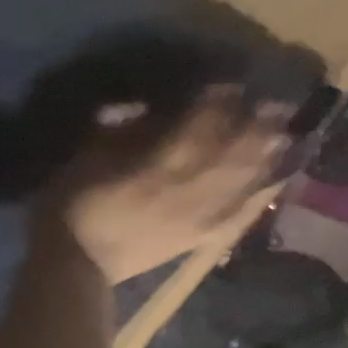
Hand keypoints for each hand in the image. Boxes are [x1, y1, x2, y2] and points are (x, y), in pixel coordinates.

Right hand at [39, 86, 291, 281]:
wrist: (76, 264)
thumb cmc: (68, 208)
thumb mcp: (77, 164)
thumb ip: (107, 136)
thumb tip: (132, 108)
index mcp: (156, 166)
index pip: (197, 125)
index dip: (214, 103)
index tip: (224, 84)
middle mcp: (192, 186)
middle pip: (234, 148)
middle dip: (253, 124)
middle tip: (268, 104)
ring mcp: (204, 212)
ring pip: (246, 177)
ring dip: (266, 153)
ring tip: (279, 133)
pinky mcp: (207, 234)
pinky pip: (245, 210)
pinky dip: (263, 192)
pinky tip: (274, 179)